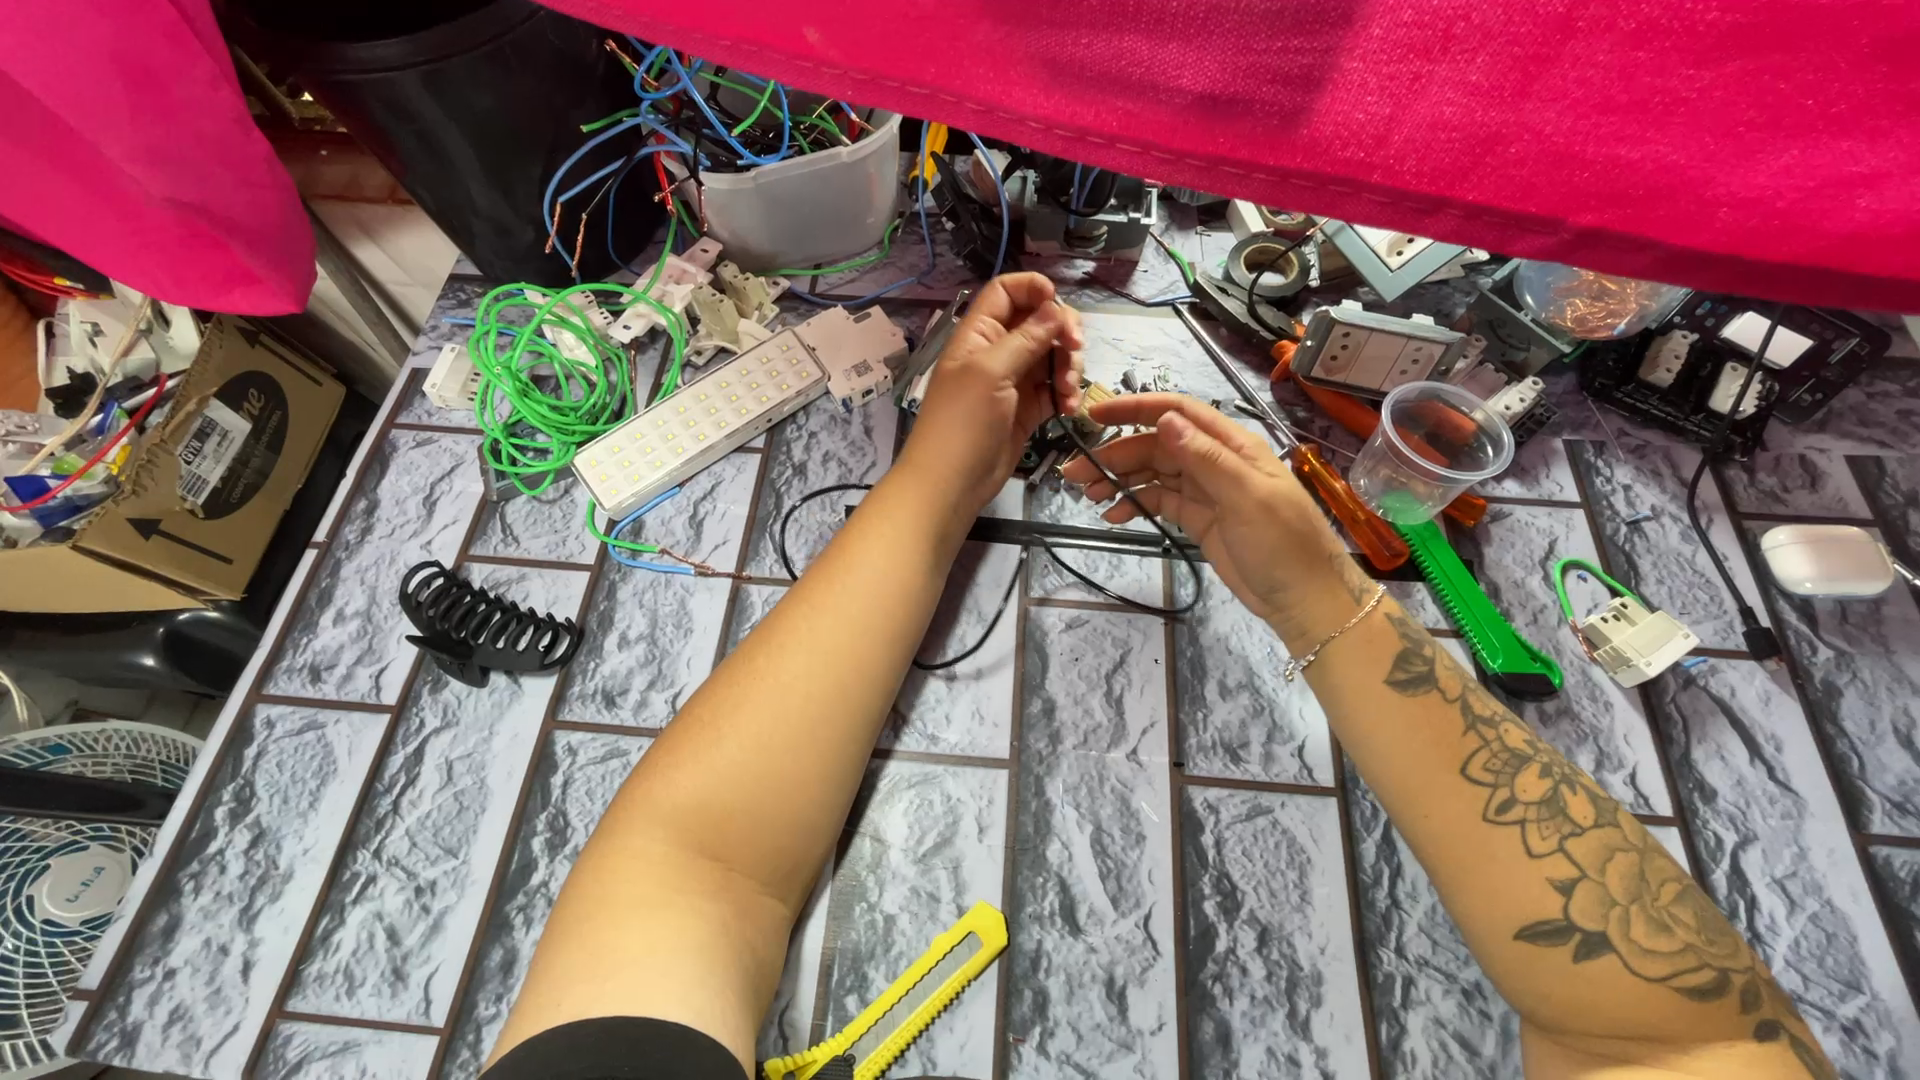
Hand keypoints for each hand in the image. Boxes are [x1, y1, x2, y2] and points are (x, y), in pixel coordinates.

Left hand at [897, 273, 1084, 514]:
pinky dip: (1067, 394)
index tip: (1059, 305)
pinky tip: (1070, 408)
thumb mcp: (990, 372)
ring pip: (1053, 355)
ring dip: (1069, 367)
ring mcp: (1014, 381)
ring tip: (1068, 391)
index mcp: (979, 332)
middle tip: (1076, 350)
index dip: (1034, 289)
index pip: (1008, 292)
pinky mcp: (1028, 409)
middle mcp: (998, 351)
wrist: (952, 482)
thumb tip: (1055, 308)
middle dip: (1063, 332)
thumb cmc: (962, 422)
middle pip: (1039, 322)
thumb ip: (1026, 338)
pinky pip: (1056, 388)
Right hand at [1059, 394, 1362, 634]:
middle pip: (1156, 445)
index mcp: (1231, 445)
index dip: (1135, 409)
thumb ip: (1205, 458)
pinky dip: (1134, 504)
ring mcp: (1205, 491)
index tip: (1094, 415)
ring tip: (1086, 494)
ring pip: (1153, 473)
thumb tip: (1165, 420)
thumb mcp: (1247, 497)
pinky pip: (1158, 501)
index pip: (1177, 412)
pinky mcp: (1198, 518)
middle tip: (1075, 472)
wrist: (1304, 598)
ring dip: (1119, 479)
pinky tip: (1113, 515)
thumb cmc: (1284, 543)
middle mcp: (1214, 461)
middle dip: (1114, 454)